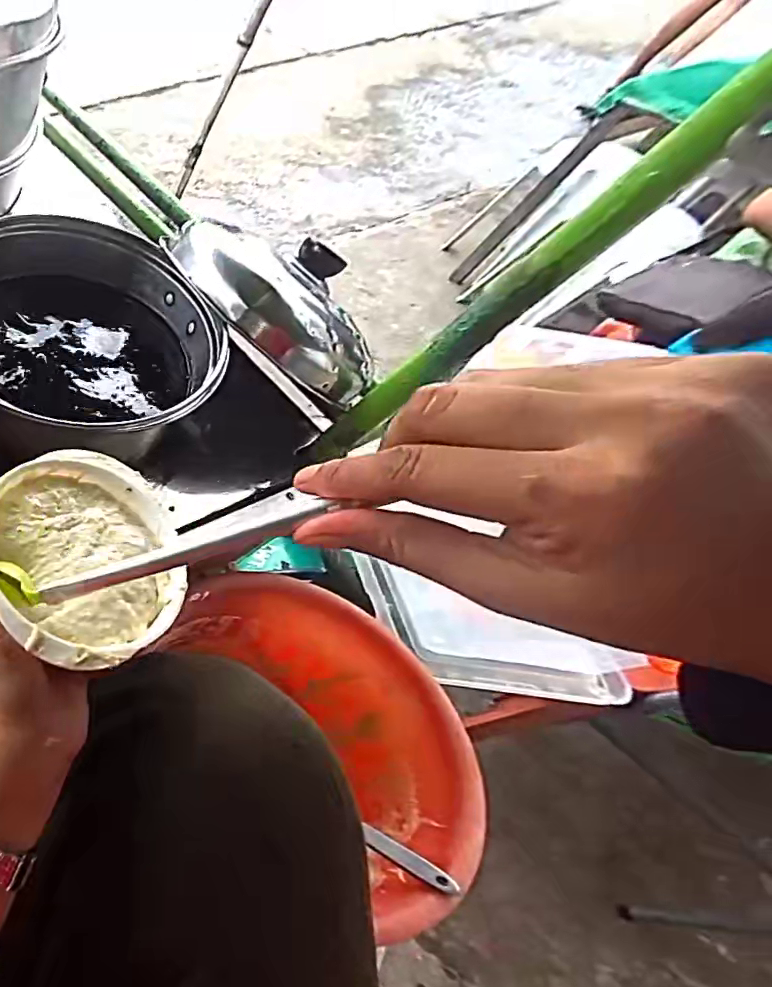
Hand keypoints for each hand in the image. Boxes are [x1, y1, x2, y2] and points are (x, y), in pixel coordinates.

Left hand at [0, 519, 91, 848]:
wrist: (34, 735)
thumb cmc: (1, 683)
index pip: (5, 556)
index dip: (17, 531)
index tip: (38, 504)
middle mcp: (23, 612)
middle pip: (44, 571)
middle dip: (61, 549)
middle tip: (87, 521)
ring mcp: (54, 630)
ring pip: (74, 594)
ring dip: (89, 577)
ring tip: (113, 548)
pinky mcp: (82, 649)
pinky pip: (100, 624)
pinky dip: (112, 610)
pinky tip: (130, 590)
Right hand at [292, 354, 771, 682]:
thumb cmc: (673, 607)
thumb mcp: (529, 593)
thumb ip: (413, 547)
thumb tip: (319, 526)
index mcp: (583, 491)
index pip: (418, 467)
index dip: (349, 476)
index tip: (309, 485)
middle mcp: (625, 416)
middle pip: (444, 406)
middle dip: (392, 445)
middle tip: (380, 483)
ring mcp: (669, 377)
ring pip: (488, 380)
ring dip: (444, 423)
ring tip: (449, 465)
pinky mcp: (695, 360)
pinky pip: (550, 371)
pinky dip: (504, 406)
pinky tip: (512, 443)